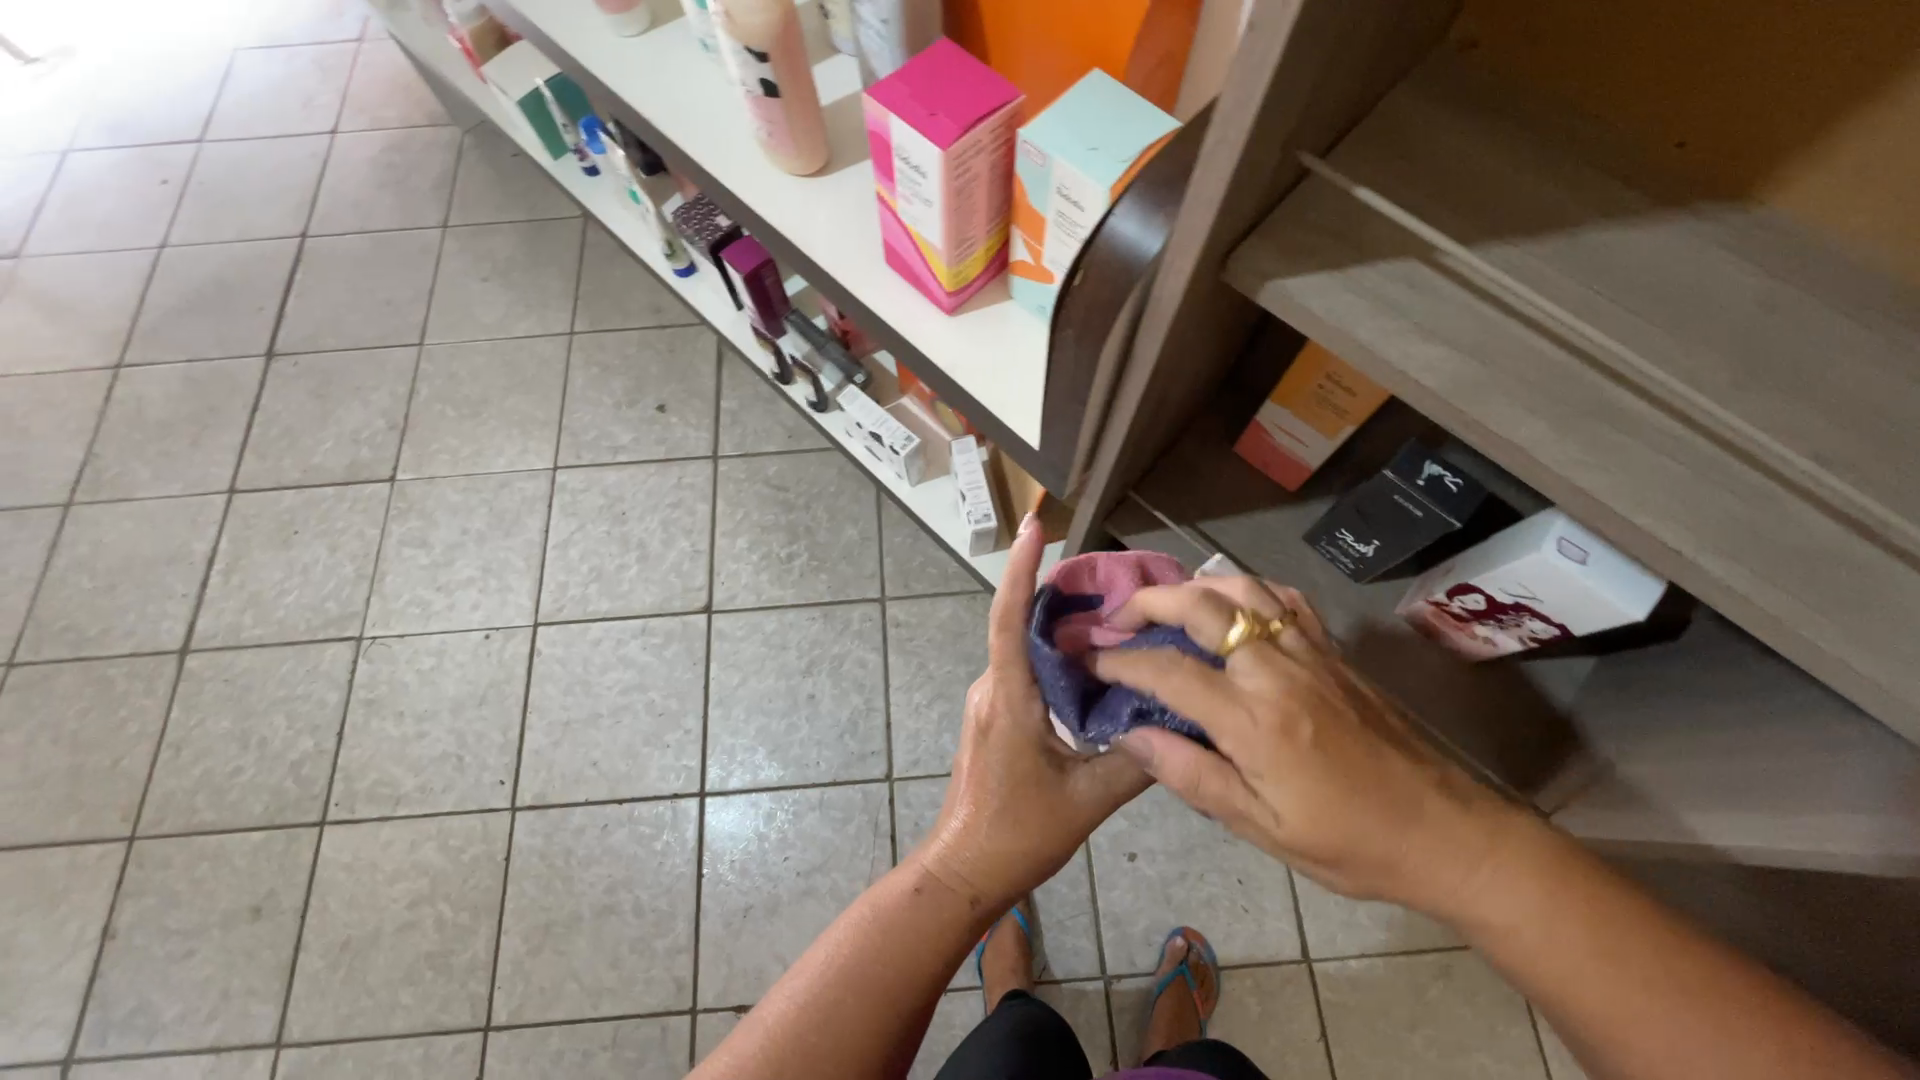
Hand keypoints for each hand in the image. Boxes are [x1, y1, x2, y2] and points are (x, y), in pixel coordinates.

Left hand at [914, 516, 1152, 912]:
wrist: (964, 869)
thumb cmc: (1019, 833)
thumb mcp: (1088, 800)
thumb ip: (1135, 761)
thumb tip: (1179, 722)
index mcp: (1009, 697)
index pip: (1010, 618)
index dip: (1021, 569)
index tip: (1035, 527)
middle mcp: (992, 688)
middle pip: (1021, 625)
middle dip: (1059, 594)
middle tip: (1113, 577)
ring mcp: (988, 702)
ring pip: (1023, 650)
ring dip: (1059, 628)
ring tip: (1114, 615)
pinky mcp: (992, 717)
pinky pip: (1022, 671)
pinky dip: (1053, 657)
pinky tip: (1092, 665)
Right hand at [1092, 577, 1531, 919]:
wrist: (1446, 834)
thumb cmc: (1348, 843)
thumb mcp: (1260, 827)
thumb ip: (1190, 774)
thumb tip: (1129, 734)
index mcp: (1251, 718)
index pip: (1166, 671)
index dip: (1118, 660)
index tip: (1087, 658)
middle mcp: (1276, 670)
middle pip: (1200, 606)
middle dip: (1148, 602)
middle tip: (1117, 616)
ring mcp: (1311, 654)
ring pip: (1244, 589)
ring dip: (1196, 586)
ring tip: (1168, 605)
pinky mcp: (1336, 653)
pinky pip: (1287, 601)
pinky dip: (1250, 592)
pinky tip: (1236, 608)